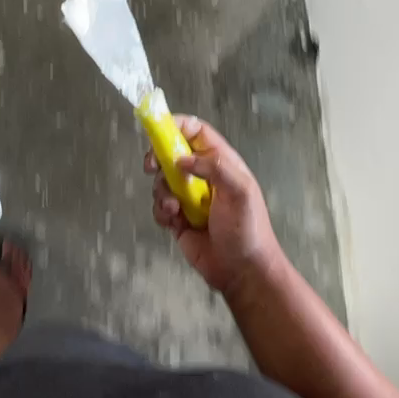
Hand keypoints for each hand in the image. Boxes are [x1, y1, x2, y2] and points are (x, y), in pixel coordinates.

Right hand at [145, 116, 285, 294]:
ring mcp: (189, 198)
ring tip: (175, 208)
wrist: (243, 273)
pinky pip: (160, 205)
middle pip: (171, 152)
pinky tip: (173, 221)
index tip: (157, 129)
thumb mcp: (240, 192)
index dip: (176, 125)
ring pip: (162, 180)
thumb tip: (181, 159)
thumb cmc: (247, 229)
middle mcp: (203, 176)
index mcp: (221, 162)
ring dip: (162, 191)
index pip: (195, 131)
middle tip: (151, 166)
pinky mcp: (178, 219)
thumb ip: (215, 167)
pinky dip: (161, 211)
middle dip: (158, 157)